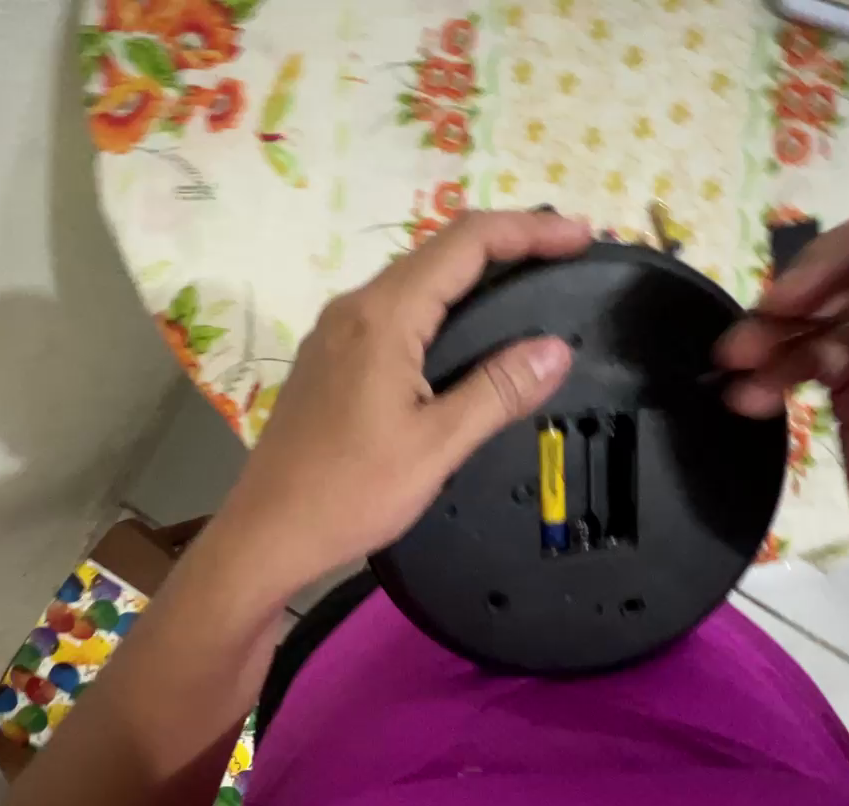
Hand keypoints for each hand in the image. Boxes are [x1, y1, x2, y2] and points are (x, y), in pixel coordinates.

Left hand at [217, 210, 593, 599]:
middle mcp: (353, 309)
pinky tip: (461, 335)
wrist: (268, 533)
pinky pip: (392, 313)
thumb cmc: (351, 492)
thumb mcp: (436, 446)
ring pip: (412, 282)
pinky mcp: (328, 360)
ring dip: (469, 275)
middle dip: (504, 244)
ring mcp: (334, 333)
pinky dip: (437, 307)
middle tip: (561, 258)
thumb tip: (556, 349)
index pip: (466, 243)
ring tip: (524, 288)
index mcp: (383, 317)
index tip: (580, 237)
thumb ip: (497, 391)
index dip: (529, 230)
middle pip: (437, 252)